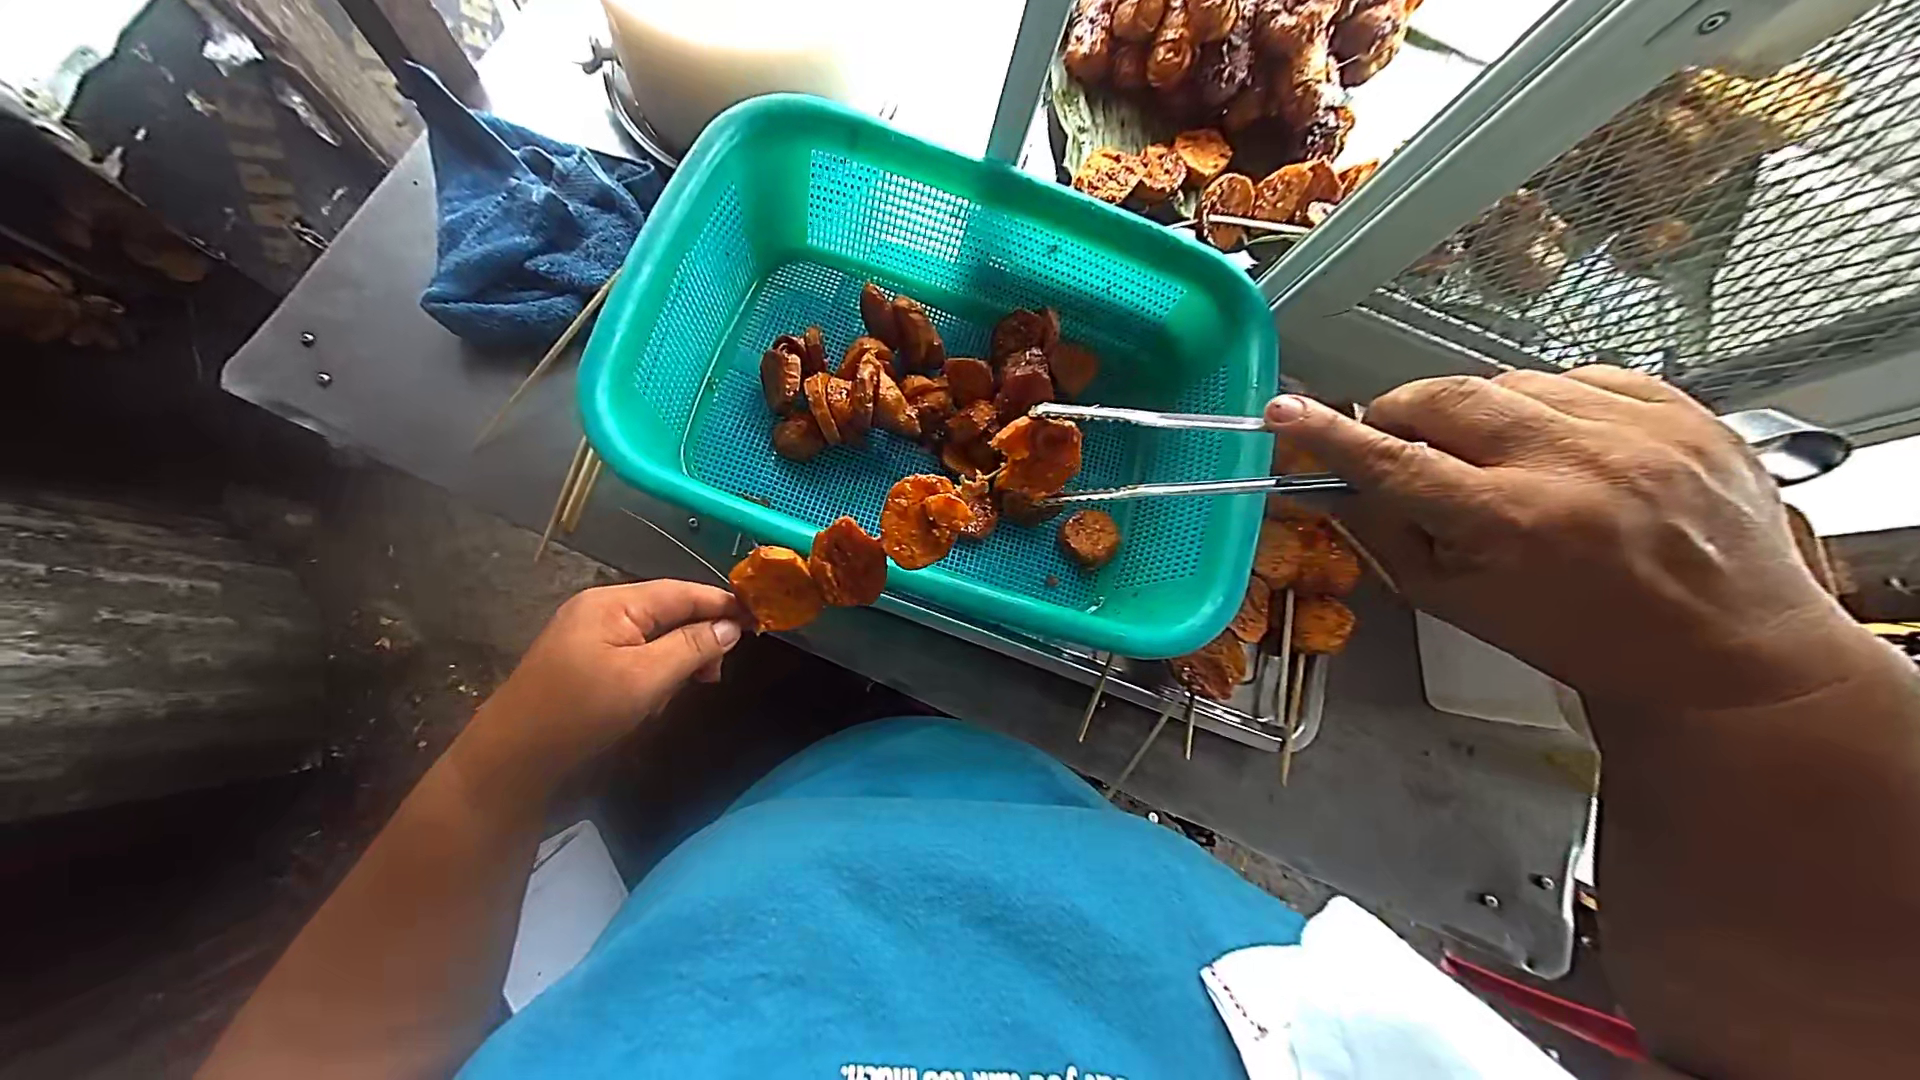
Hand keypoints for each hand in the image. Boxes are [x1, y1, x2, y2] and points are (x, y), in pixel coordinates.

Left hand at [460, 581, 745, 791]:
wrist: (509, 761)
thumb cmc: (579, 713)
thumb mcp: (645, 679)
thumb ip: (693, 647)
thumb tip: (732, 627)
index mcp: (614, 603)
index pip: (683, 592)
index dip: (723, 604)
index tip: (758, 619)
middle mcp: (603, 608)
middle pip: (671, 611)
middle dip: (700, 637)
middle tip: (716, 674)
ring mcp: (592, 632)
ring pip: (657, 633)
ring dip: (680, 657)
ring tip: (688, 687)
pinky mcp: (588, 657)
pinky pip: (639, 651)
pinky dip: (657, 669)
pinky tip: (657, 696)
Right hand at [1266, 367, 1849, 712]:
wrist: (1723, 650)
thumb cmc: (1569, 634)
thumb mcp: (1448, 597)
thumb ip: (1383, 530)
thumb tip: (1336, 484)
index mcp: (1510, 523)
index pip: (1391, 461)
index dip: (1328, 434)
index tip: (1286, 412)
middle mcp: (1574, 464)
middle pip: (1442, 398)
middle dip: (1396, 413)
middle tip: (1393, 442)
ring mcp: (1638, 429)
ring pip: (1501, 381)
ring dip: (1467, 413)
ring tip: (1484, 456)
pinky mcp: (1682, 410)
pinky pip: (1572, 376)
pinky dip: (1534, 403)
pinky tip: (1544, 442)